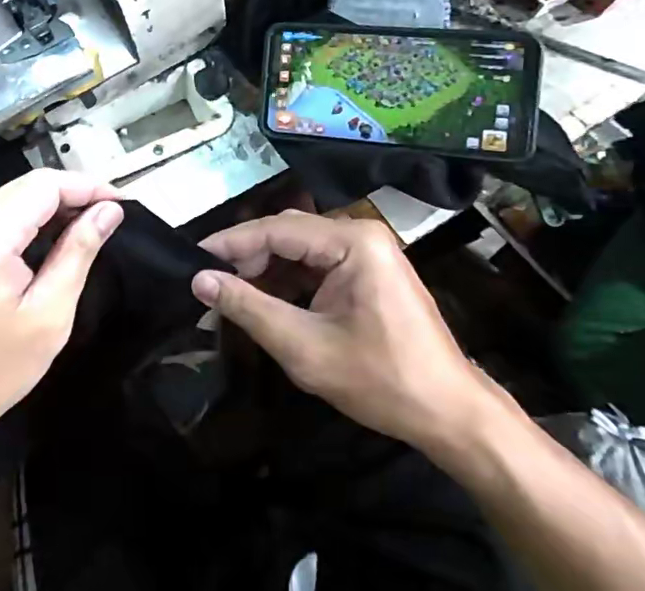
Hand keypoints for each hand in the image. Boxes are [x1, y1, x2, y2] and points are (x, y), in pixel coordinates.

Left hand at [0, 170, 124, 468]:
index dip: (87, 186)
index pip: (44, 185)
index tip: (123, 203)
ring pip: (14, 197)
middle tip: (112, 215)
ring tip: (92, 224)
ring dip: (53, 205)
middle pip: (27, 185)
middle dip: (72, 193)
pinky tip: (56, 236)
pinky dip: (31, 218)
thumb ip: (78, 252)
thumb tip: (109, 211)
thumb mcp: (49, 315)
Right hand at [191, 212, 495, 453]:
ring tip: (233, 296)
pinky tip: (267, 302)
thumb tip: (199, 280)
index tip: (192, 259)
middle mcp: (360, 234)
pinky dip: (289, 282)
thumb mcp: (304, 347)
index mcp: (352, 241)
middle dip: (248, 257)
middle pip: (287, 233)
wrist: (452, 415)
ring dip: (267, 271)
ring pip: (299, 249)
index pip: (276, 230)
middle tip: (212, 284)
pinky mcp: (369, 271)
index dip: (230, 244)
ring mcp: (368, 252)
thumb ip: (248, 308)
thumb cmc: (382, 379)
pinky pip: (317, 265)